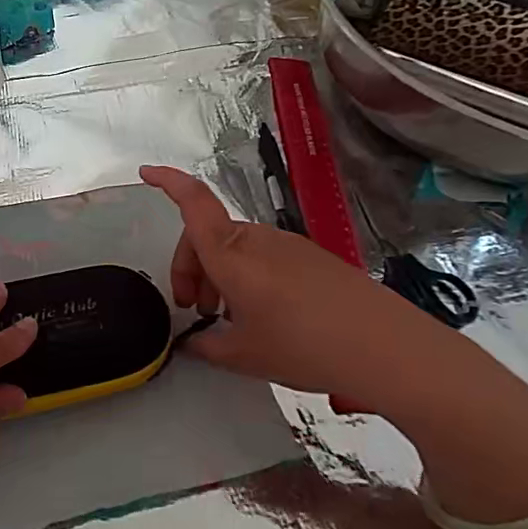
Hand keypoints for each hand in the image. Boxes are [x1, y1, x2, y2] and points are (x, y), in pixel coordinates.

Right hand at [142, 165, 527, 522]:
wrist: (383, 346)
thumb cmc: (303, 346)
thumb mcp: (244, 355)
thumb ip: (208, 346)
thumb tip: (193, 343)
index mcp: (232, 257)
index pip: (194, 206)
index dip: (168, 184)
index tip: (145, 173)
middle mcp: (258, 240)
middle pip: (208, 237)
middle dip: (191, 269)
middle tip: (195, 312)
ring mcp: (288, 246)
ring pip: (236, 250)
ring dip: (220, 277)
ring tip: (229, 322)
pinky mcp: (311, 257)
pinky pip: (264, 258)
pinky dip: (247, 278)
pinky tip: (262, 317)